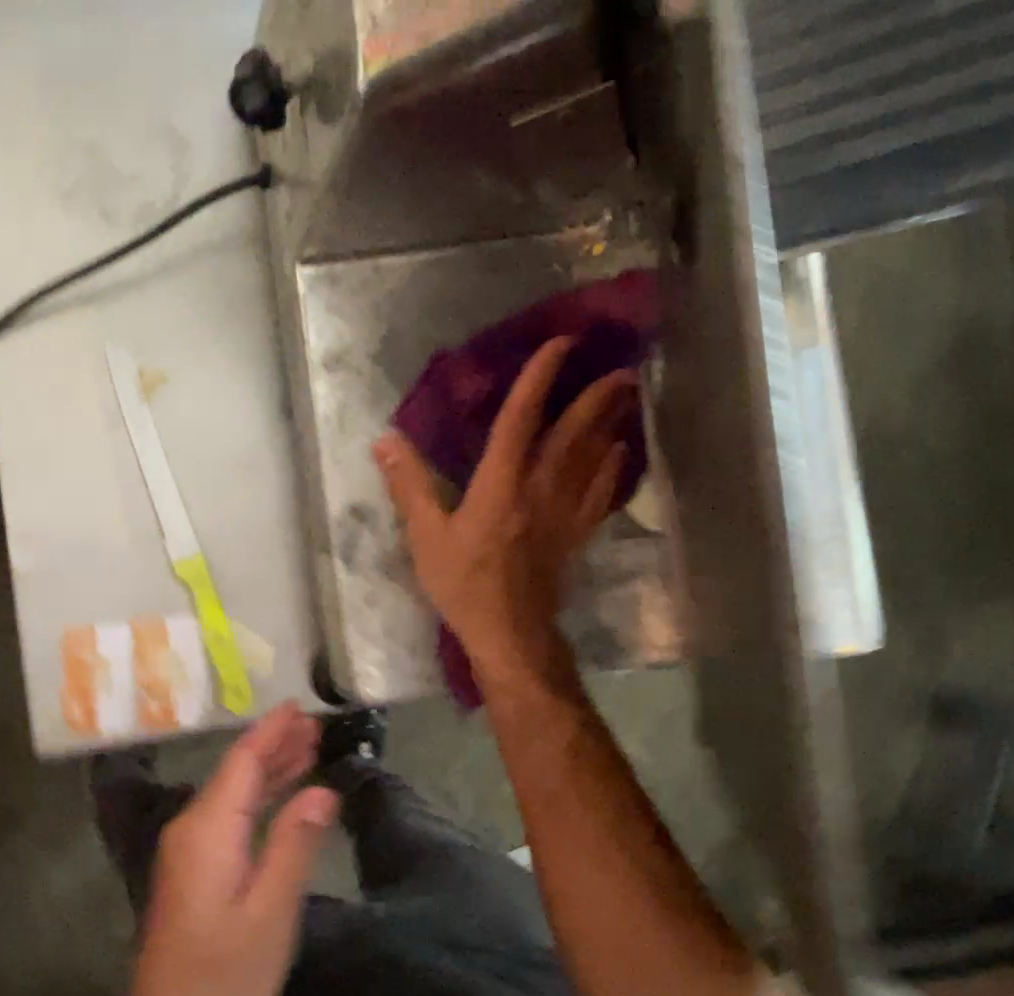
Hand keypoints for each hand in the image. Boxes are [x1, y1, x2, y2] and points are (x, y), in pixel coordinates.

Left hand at [124, 703, 338, 995]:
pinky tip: (281, 795)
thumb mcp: (270, 913)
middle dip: (274, 746)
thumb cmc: (224, 973)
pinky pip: (228, 816)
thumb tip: (321, 790)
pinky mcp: (193, 868)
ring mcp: (189, 849)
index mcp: (207, 831)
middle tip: (316, 724)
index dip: (270, 733)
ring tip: (307, 747)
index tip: (298, 706)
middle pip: (236, 774)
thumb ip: (294, 845)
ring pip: (232, 794)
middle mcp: (192, 828)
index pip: (241, 764)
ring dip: (268, 770)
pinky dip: (257, 798)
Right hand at [373, 336, 635, 692]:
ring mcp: (563, 513)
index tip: (559, 344)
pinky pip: (600, 494)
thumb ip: (408, 485)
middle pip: (573, 434)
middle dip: (597, 397)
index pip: (521, 420)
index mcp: (500, 484)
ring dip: (611, 424)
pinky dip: (612, 469)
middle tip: (622, 366)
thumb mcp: (425, 536)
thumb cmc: (463, 584)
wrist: (509, 633)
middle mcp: (539, 489)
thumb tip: (386, 440)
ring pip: (594, 459)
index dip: (539, 379)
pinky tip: (620, 454)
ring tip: (627, 396)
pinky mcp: (575, 535)